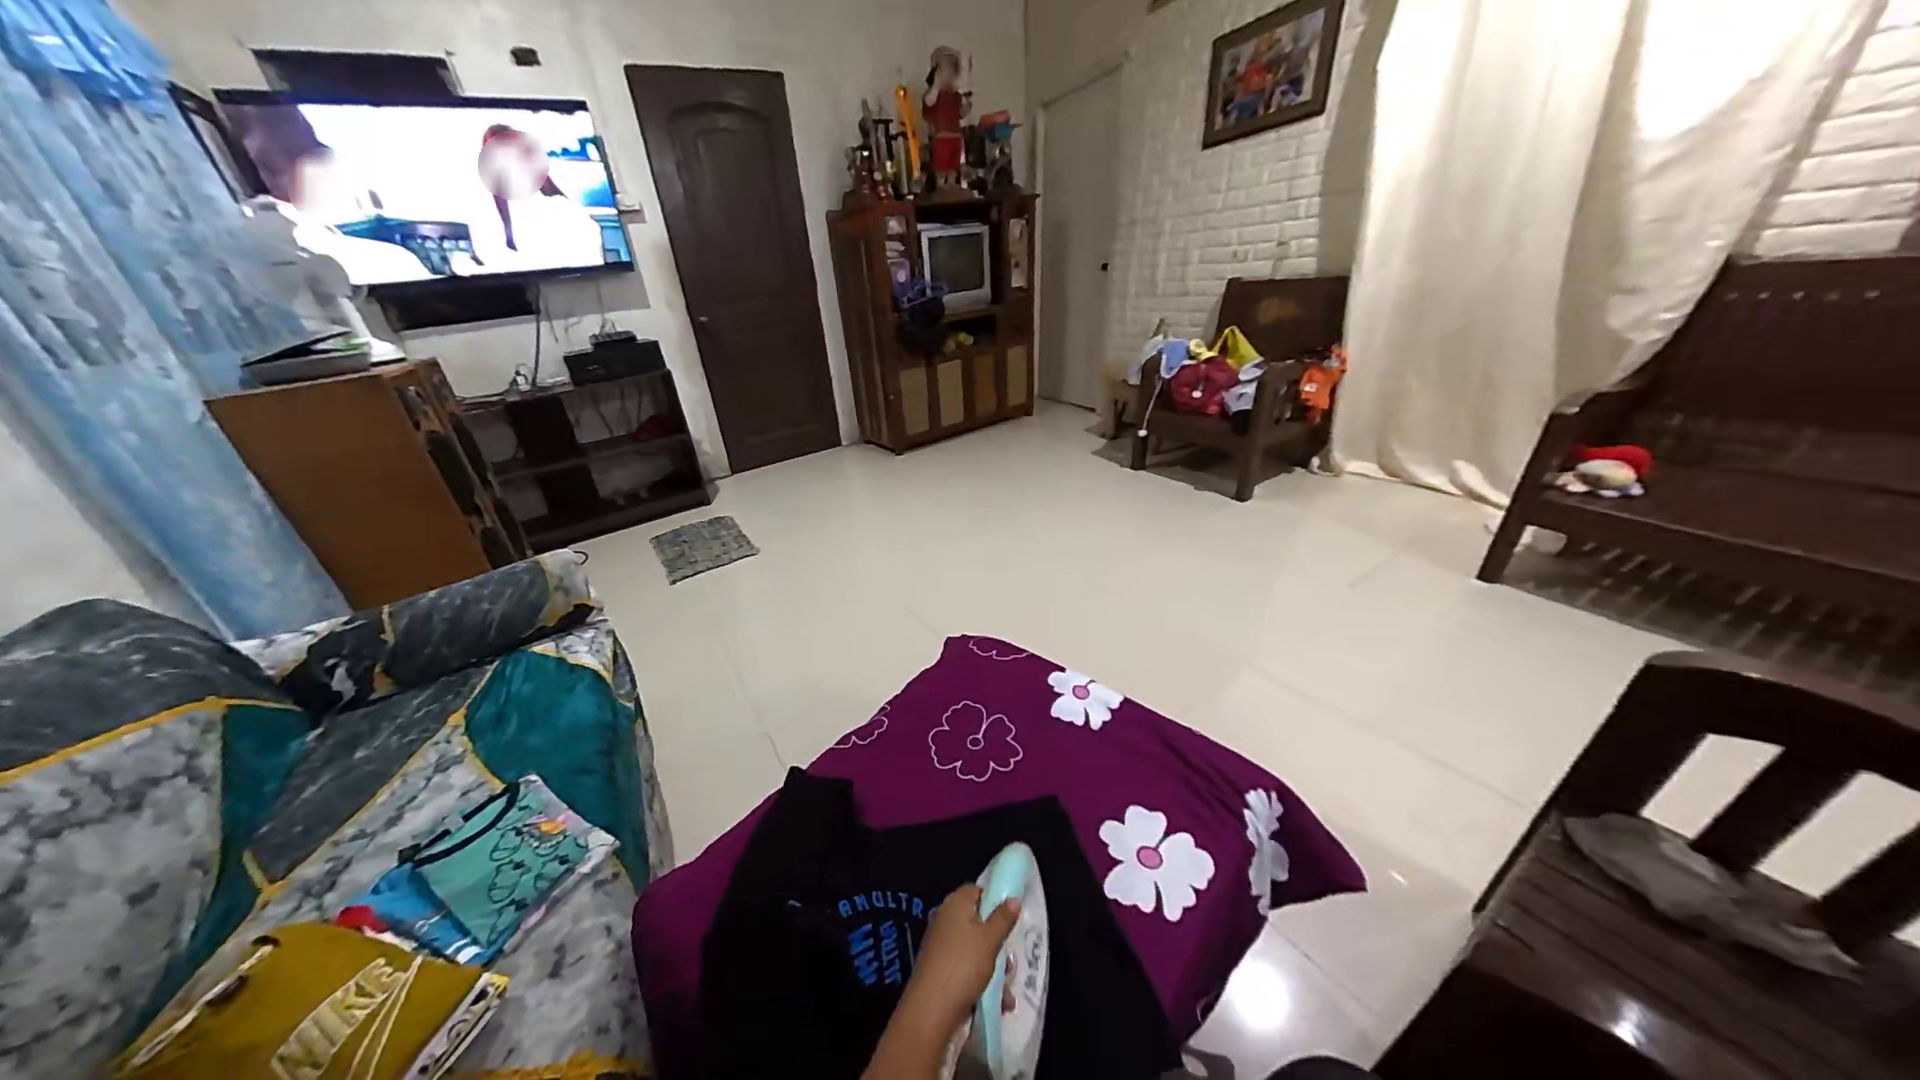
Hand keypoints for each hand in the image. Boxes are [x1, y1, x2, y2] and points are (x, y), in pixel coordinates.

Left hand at [902, 884, 1020, 1033]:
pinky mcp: (940, 968)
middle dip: (998, 941)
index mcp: (955, 904)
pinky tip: (998, 1000)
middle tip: (1010, 959)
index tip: (1010, 918)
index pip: (977, 890)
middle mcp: (945, 919)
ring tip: (1006, 989)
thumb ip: (1003, 918)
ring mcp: (941, 945)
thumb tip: (1013, 898)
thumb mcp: (990, 939)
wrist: (930, 1010)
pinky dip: (981, 980)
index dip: (994, 900)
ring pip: (975, 948)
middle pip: (978, 921)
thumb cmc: (963, 965)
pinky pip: (967, 967)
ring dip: (994, 967)